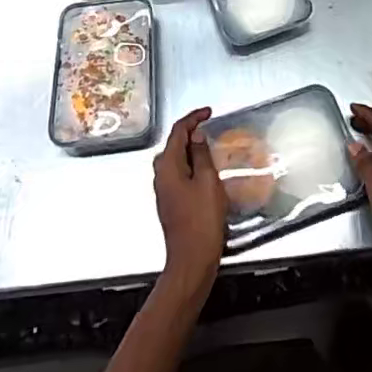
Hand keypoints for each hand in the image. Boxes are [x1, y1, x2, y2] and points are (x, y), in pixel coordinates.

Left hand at [153, 107, 227, 279]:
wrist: (191, 261)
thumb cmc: (201, 222)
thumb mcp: (208, 184)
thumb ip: (201, 155)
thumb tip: (196, 135)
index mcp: (167, 164)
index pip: (178, 131)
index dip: (193, 117)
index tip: (208, 111)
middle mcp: (160, 173)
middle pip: (175, 143)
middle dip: (191, 132)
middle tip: (210, 127)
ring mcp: (163, 188)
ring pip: (177, 159)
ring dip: (192, 150)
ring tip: (211, 147)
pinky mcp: (170, 200)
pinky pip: (180, 173)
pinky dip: (192, 166)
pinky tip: (205, 172)